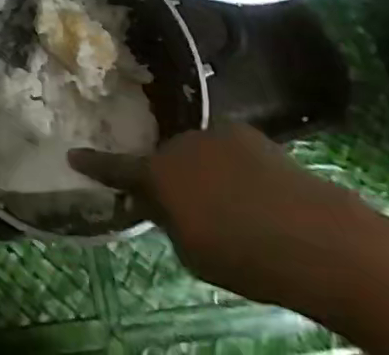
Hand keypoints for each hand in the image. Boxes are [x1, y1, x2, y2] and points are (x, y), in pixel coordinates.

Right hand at [71, 124, 374, 300]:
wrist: (316, 237)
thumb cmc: (245, 256)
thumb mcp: (192, 251)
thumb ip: (168, 219)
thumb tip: (164, 201)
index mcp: (160, 174)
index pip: (116, 168)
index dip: (93, 164)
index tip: (73, 154)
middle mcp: (181, 143)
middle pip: (164, 160)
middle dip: (169, 179)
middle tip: (189, 210)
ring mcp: (216, 133)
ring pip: (196, 152)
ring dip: (202, 171)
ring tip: (229, 204)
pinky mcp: (248, 133)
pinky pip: (225, 148)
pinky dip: (229, 165)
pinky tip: (252, 191)